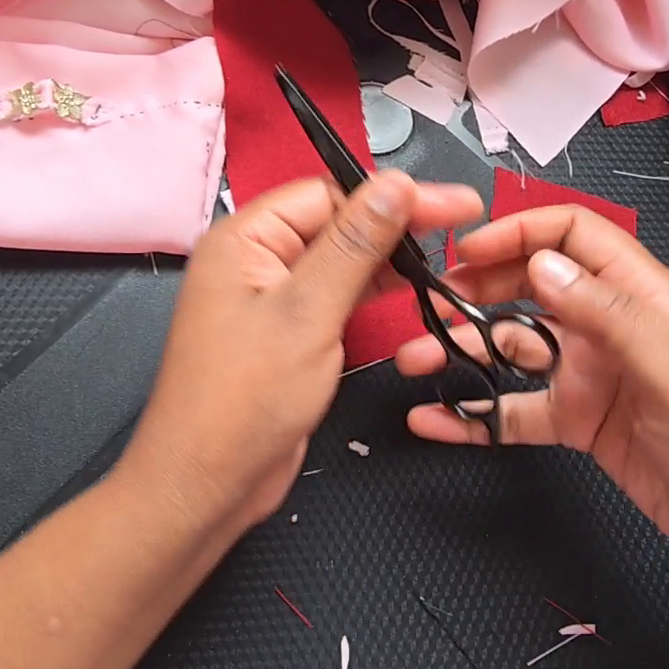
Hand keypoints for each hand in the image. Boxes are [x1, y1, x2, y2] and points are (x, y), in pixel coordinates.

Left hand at [120, 172, 482, 530]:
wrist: (206, 485)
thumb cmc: (244, 400)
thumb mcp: (307, 313)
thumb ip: (354, 245)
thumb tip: (395, 183)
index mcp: (245, 239)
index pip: (327, 194)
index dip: (389, 195)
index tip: (448, 203)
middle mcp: (255, 259)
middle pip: (336, 223)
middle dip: (394, 222)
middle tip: (461, 220)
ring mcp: (272, 297)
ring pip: (340, 259)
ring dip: (388, 256)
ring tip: (445, 253)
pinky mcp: (289, 331)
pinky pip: (335, 295)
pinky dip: (372, 290)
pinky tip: (411, 287)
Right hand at [395, 206, 668, 561]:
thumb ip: (609, 316)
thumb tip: (542, 265)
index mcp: (639, 297)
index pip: (573, 238)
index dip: (519, 233)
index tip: (468, 251)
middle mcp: (606, 327)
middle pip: (530, 287)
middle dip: (477, 288)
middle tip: (430, 302)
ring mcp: (589, 374)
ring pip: (512, 348)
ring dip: (463, 350)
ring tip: (415, 360)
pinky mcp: (578, 421)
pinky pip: (514, 411)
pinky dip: (474, 414)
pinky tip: (436, 419)